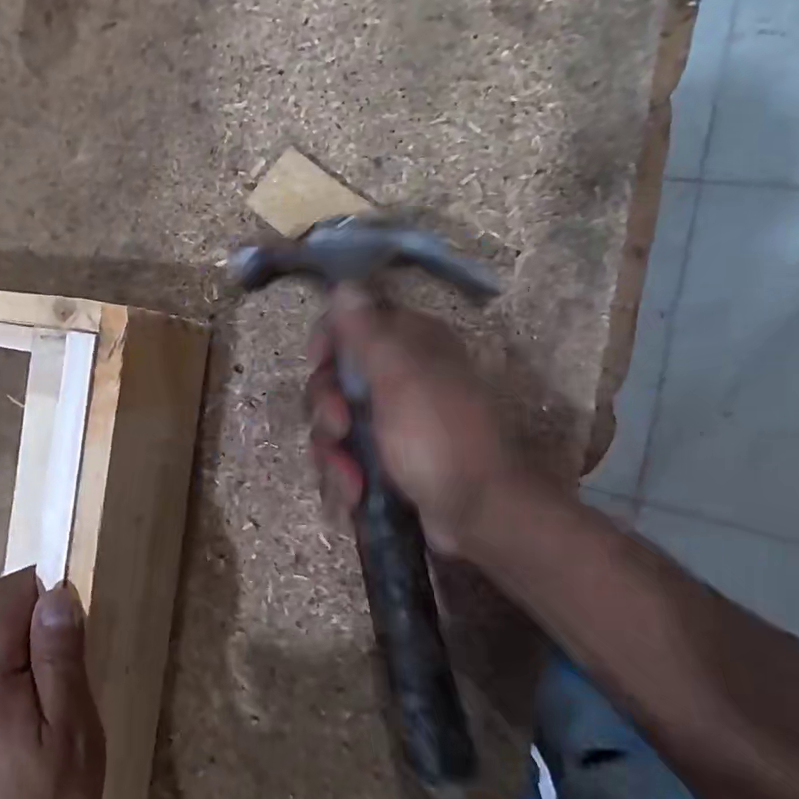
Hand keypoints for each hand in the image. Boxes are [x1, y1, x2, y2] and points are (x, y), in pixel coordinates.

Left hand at [0, 569, 105, 798]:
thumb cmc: (46, 798)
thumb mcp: (69, 726)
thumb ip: (60, 657)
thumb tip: (57, 593)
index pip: (4, 595)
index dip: (42, 588)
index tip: (74, 615)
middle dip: (32, 602)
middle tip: (70, 636)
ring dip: (23, 625)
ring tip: (59, 661)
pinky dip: (12, 649)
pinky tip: (38, 684)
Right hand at [305, 285, 521, 554]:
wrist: (478, 514)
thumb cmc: (440, 437)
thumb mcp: (401, 377)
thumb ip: (367, 332)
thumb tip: (346, 284)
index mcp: (410, 345)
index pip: (352, 325)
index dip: (328, 344)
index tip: (320, 365)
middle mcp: (400, 378)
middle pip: (334, 381)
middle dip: (327, 413)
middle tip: (340, 432)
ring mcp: (392, 422)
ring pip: (334, 427)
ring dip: (334, 457)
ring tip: (354, 483)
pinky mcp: (386, 461)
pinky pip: (345, 461)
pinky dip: (345, 482)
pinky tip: (355, 499)